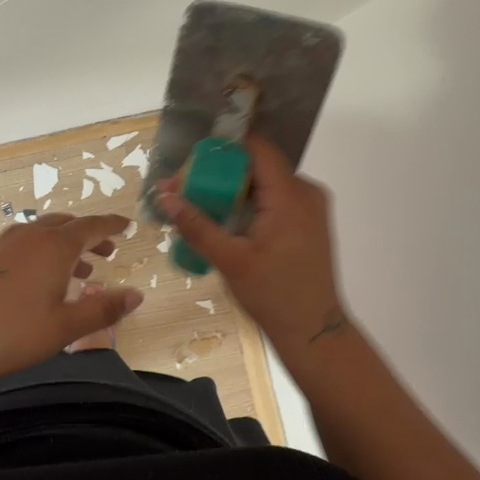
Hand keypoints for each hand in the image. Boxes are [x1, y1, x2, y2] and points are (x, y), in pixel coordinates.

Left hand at [0, 213, 144, 383]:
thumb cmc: (16, 334)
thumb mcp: (66, 326)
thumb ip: (104, 308)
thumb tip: (137, 295)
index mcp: (55, 246)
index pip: (92, 226)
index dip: (112, 225)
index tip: (128, 225)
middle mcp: (30, 235)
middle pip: (66, 225)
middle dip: (89, 235)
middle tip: (107, 252)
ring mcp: (4, 243)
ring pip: (43, 232)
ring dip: (65, 245)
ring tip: (81, 272)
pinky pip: (23, 242)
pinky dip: (42, 250)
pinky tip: (42, 277)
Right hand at [158, 134, 352, 348]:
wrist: (314, 332)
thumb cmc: (275, 295)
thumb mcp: (230, 261)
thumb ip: (197, 226)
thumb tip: (164, 196)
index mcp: (291, 195)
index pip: (258, 148)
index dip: (224, 147)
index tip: (192, 158)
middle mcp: (306, 192)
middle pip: (257, 165)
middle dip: (218, 172)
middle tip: (182, 186)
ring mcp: (309, 207)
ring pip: (263, 183)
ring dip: (229, 190)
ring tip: (194, 204)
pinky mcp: (306, 222)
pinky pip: (272, 199)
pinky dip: (245, 204)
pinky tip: (220, 220)